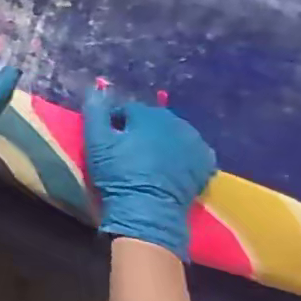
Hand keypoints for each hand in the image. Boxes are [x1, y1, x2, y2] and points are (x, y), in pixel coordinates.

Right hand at [82, 87, 216, 259]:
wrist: (147, 211)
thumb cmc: (117, 174)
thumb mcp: (96, 142)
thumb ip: (95, 112)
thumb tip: (95, 88)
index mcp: (150, 116)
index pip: (128, 109)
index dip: (114, 122)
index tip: (107, 139)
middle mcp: (178, 124)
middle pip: (153, 120)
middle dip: (139, 129)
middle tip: (125, 149)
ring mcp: (196, 144)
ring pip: (173, 134)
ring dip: (160, 141)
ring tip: (145, 159)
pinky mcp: (206, 164)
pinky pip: (191, 151)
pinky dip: (180, 154)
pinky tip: (168, 166)